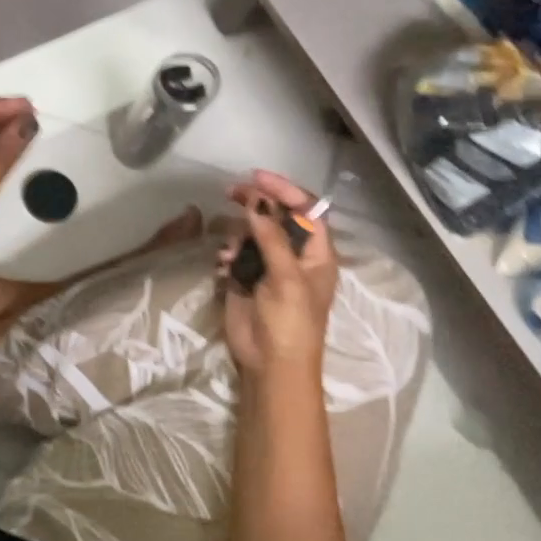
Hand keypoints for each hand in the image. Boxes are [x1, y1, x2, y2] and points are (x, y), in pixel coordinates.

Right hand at [218, 171, 338, 380]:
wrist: (270, 363)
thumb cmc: (291, 322)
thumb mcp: (286, 278)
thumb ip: (272, 238)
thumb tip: (256, 201)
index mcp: (317, 255)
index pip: (307, 210)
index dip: (285, 191)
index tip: (257, 177)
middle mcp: (295, 256)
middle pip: (277, 217)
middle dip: (256, 203)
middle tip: (230, 192)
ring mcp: (269, 267)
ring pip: (252, 233)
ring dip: (238, 235)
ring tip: (230, 253)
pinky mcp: (246, 279)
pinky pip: (235, 254)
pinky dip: (227, 255)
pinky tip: (223, 266)